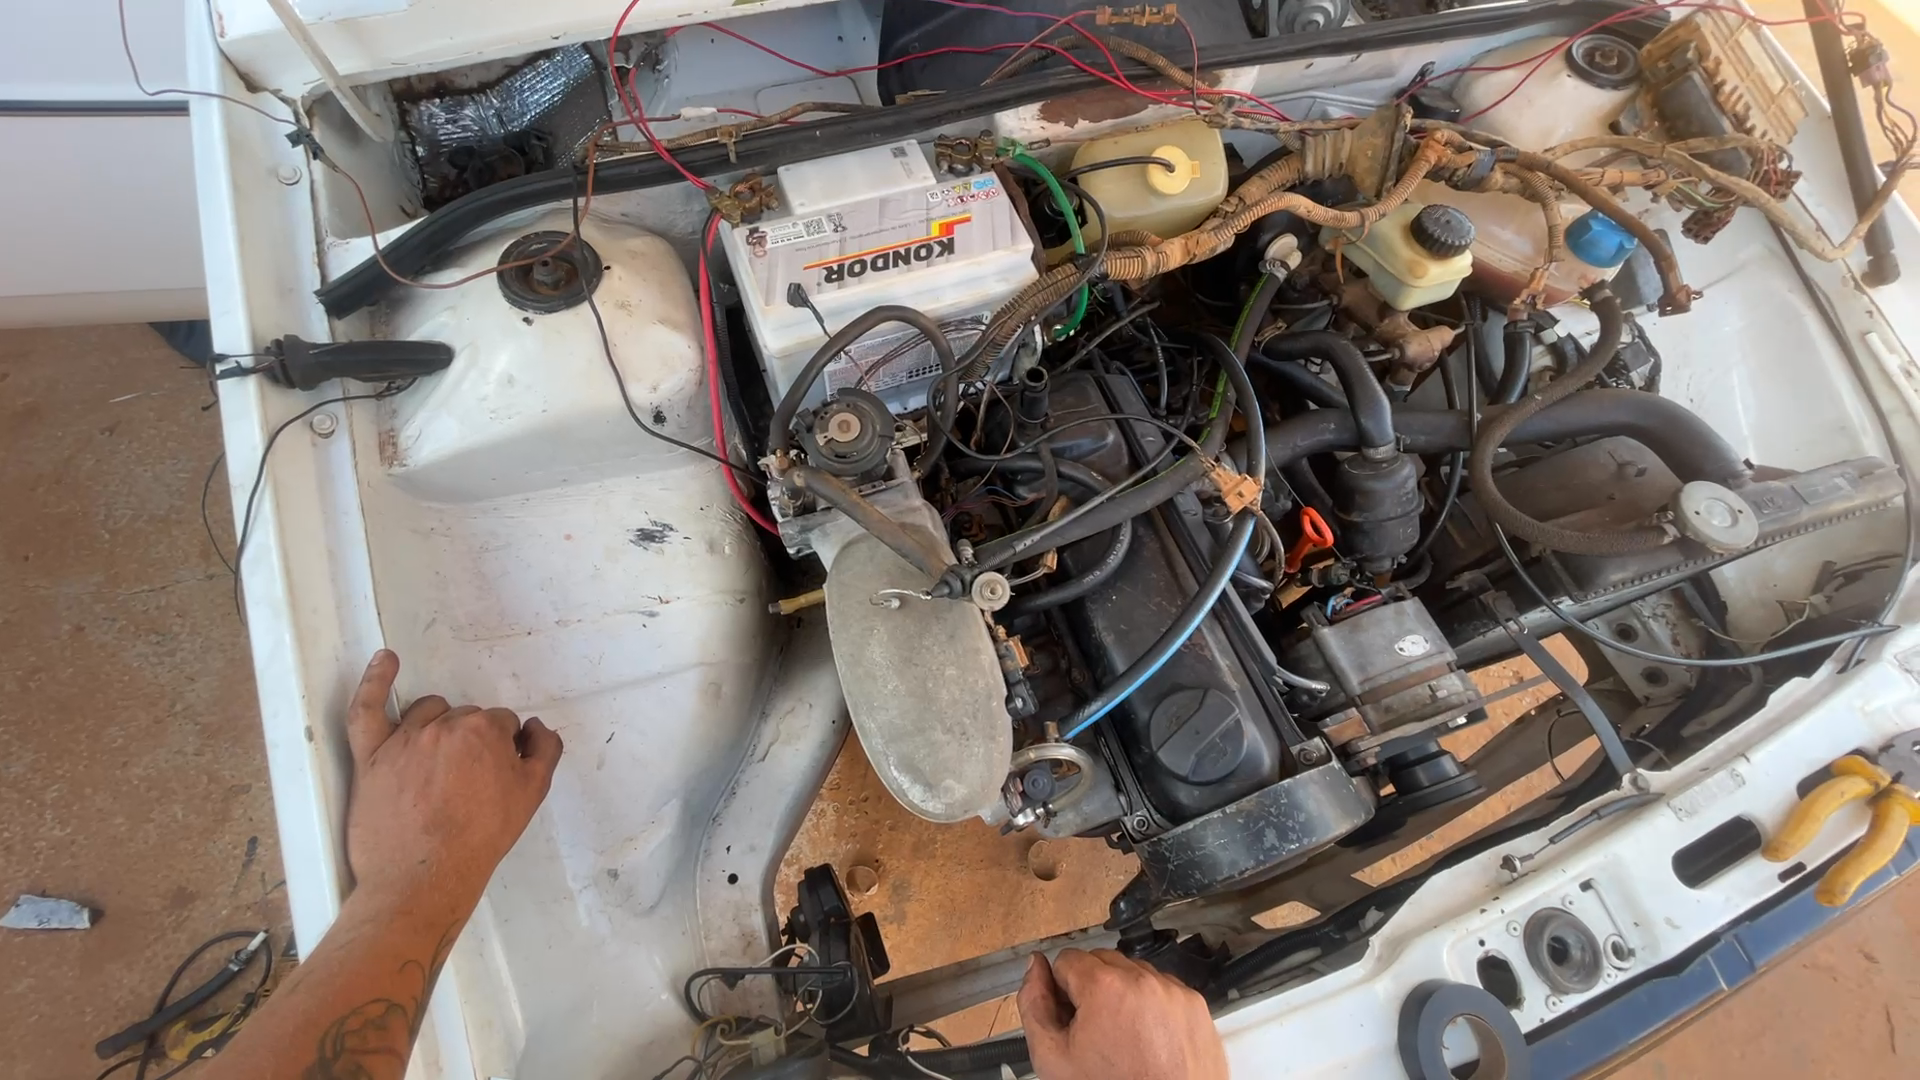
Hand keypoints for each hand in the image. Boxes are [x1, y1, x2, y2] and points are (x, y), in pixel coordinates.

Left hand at [342, 650, 563, 914]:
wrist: (424, 876)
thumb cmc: (483, 835)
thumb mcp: (533, 792)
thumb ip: (545, 749)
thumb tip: (535, 728)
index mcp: (485, 731)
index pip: (502, 724)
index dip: (504, 749)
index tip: (498, 775)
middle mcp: (444, 726)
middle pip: (467, 717)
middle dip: (475, 740)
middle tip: (472, 780)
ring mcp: (403, 739)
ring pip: (430, 711)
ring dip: (442, 725)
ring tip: (443, 762)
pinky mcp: (370, 757)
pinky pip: (366, 710)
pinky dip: (374, 681)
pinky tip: (384, 659)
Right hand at [1018, 949, 1227, 1079]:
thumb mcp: (1054, 1061)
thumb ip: (1034, 1005)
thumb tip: (1035, 967)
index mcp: (1104, 986)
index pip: (1066, 960)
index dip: (1062, 993)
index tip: (1072, 1022)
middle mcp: (1141, 979)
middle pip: (1100, 962)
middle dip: (1092, 990)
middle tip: (1096, 1035)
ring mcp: (1172, 991)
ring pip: (1132, 972)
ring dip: (1123, 995)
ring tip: (1125, 1041)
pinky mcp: (1195, 1005)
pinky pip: (1162, 988)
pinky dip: (1152, 1006)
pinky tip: (1149, 1042)